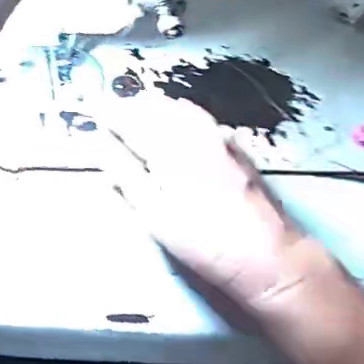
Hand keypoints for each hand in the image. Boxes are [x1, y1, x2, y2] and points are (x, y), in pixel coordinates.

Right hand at [95, 94, 348, 323]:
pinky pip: (202, 119)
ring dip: (157, 108)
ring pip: (182, 109)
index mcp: (170, 147)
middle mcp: (196, 134)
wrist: (270, 257)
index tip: (93, 111)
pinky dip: (182, 115)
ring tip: (140, 114)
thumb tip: (101, 145)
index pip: (131, 119)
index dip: (109, 113)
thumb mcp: (153, 214)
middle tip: (113, 112)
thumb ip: (125, 174)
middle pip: (157, 107)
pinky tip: (179, 124)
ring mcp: (221, 139)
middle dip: (132, 106)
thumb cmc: (204, 241)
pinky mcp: (237, 149)